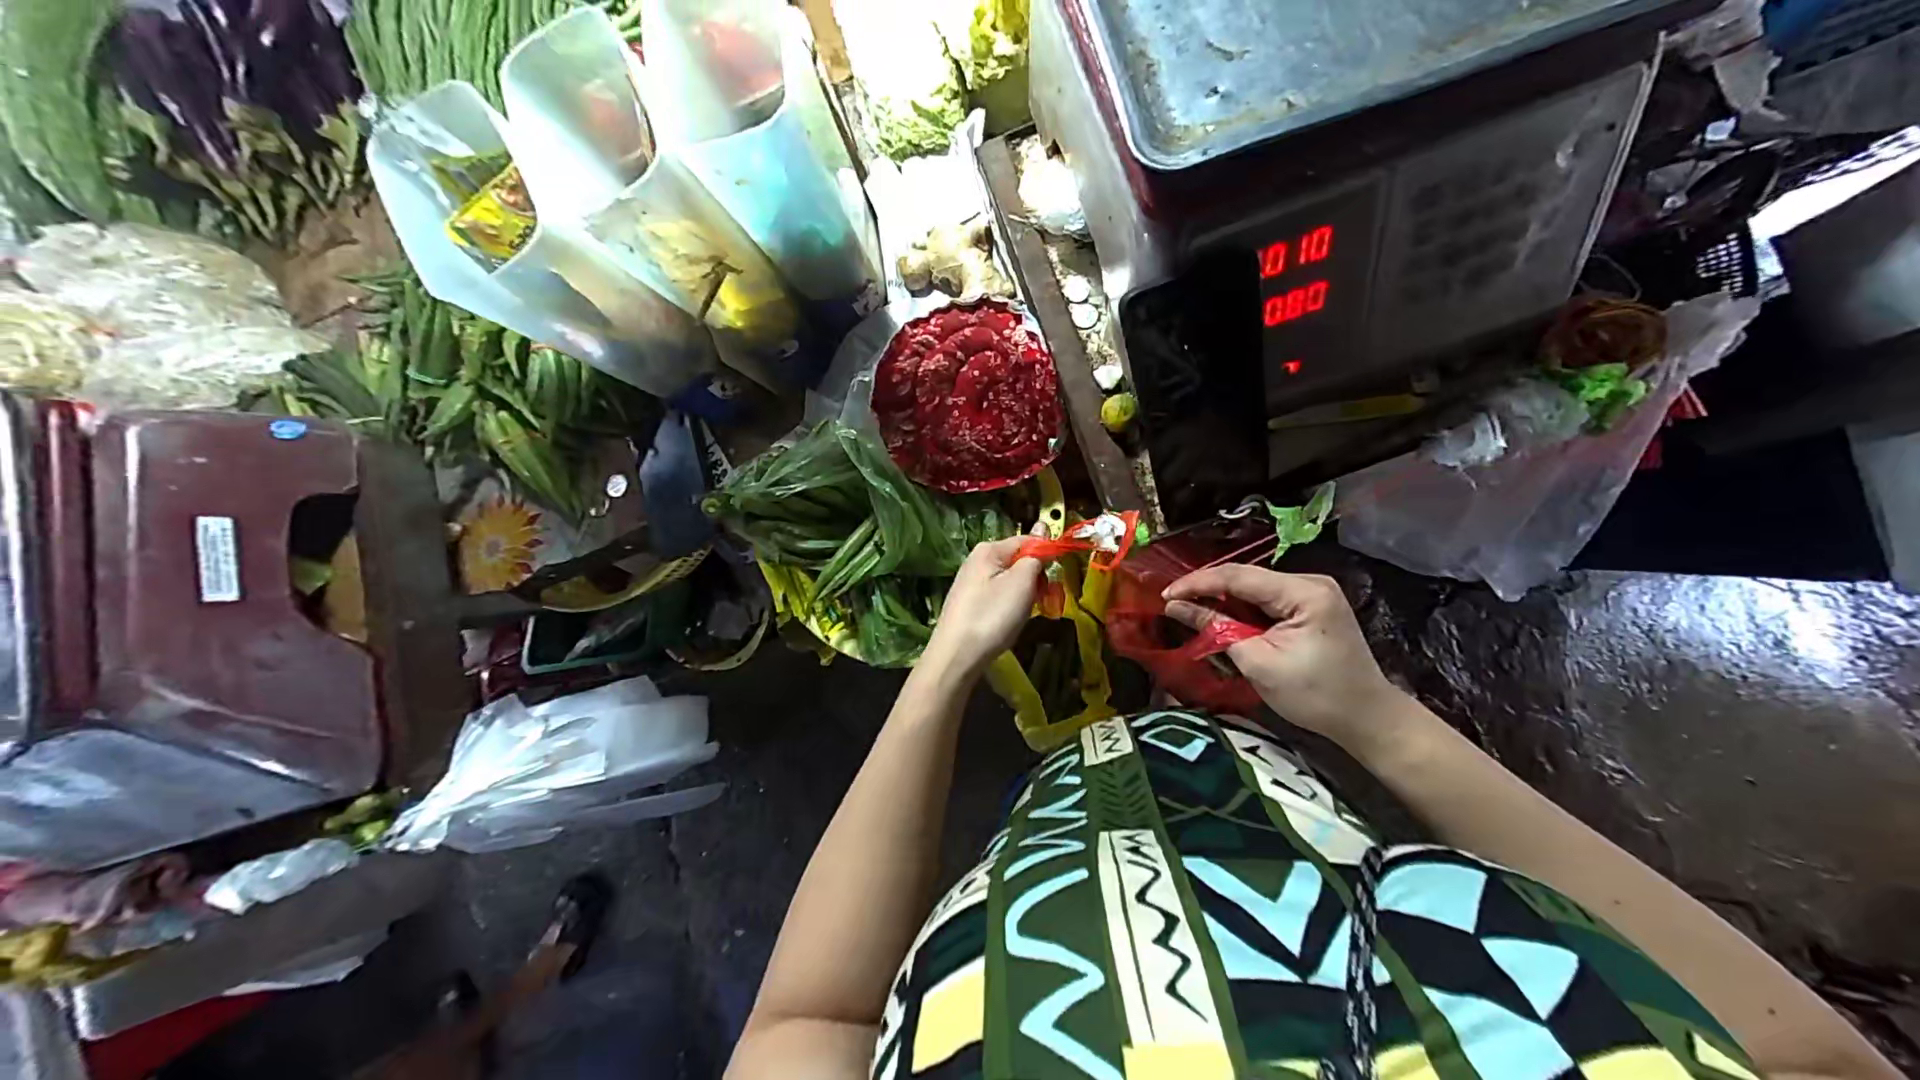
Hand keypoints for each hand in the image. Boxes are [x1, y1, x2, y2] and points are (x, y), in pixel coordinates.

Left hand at [923, 537, 1041, 678]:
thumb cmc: (992, 615)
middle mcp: (977, 561)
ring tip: (1022, 615)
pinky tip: (1006, 624)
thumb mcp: (1022, 582)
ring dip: (1023, 596)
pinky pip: (998, 597)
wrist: (956, 655)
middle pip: (1018, 561)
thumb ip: (1035, 557)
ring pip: (1010, 581)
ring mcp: (971, 583)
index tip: (1057, 577)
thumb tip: (1042, 530)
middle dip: (1034, 579)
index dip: (1046, 555)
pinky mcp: (968, 603)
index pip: (1027, 540)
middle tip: (1041, 600)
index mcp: (988, 549)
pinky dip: (1009, 607)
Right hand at [1163, 565, 1403, 745]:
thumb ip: (1215, 628)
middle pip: (1245, 577)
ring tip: (1188, 609)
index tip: (1165, 596)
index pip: (1238, 576)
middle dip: (1207, 589)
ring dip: (1222, 599)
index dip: (1197, 583)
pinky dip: (1240, 608)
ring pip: (1252, 587)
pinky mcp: (1310, 605)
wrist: (1367, 717)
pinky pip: (1264, 598)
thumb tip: (1175, 608)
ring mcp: (1312, 591)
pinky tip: (1219, 616)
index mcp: (1304, 592)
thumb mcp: (1257, 662)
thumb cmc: (1315, 695)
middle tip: (1172, 603)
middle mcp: (1309, 581)